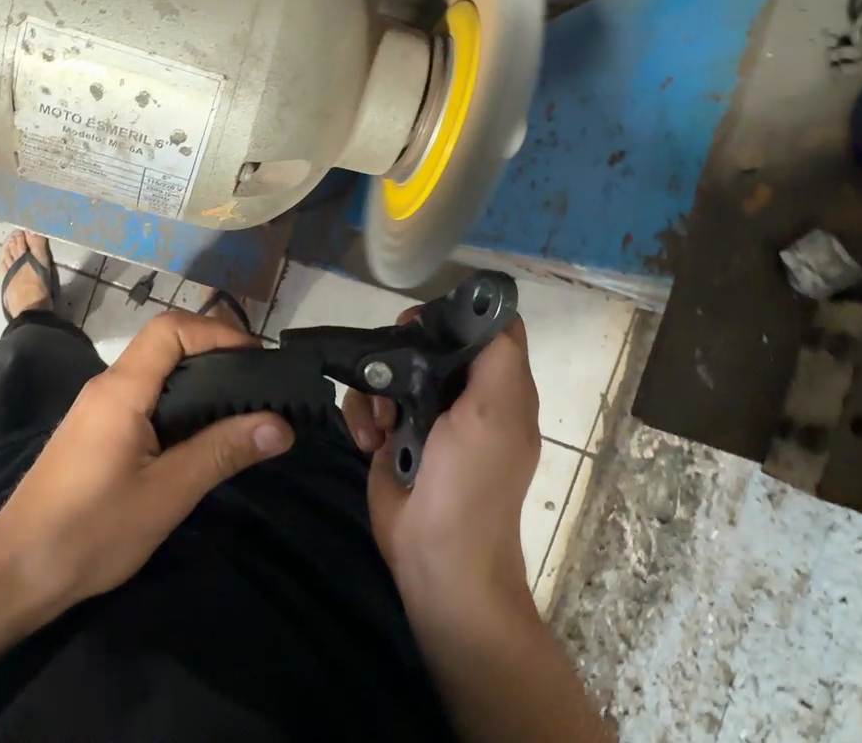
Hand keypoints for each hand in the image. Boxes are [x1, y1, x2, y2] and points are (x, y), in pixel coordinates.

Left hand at [0, 310, 294, 615]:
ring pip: (155, 375)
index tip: (259, 360)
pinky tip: (202, 438)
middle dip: (215, 355)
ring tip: (243, 412)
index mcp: (120, 390)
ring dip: (199, 383)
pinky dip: (179, 406)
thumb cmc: (92, 531)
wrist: (17, 571)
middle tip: (262, 389)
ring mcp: (97, 411)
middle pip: (165, 346)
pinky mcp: (95, 434)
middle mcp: (106, 388)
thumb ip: (221, 452)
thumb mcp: (166, 494)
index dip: (218, 332)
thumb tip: (282, 424)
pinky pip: (143, 401)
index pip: (171, 329)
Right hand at [341, 313, 540, 608]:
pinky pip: (367, 404)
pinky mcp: (391, 437)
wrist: (436, 555)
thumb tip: (491, 307)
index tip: (426, 317)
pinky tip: (368, 441)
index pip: (485, 330)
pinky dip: (361, 417)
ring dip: (377, 388)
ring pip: (391, 370)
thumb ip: (497, 358)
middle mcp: (463, 397)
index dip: (458, 314)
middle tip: (390, 363)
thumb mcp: (495, 414)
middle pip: (428, 344)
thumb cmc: (472, 483)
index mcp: (499, 389)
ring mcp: (425, 418)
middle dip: (403, 349)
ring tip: (382, 423)